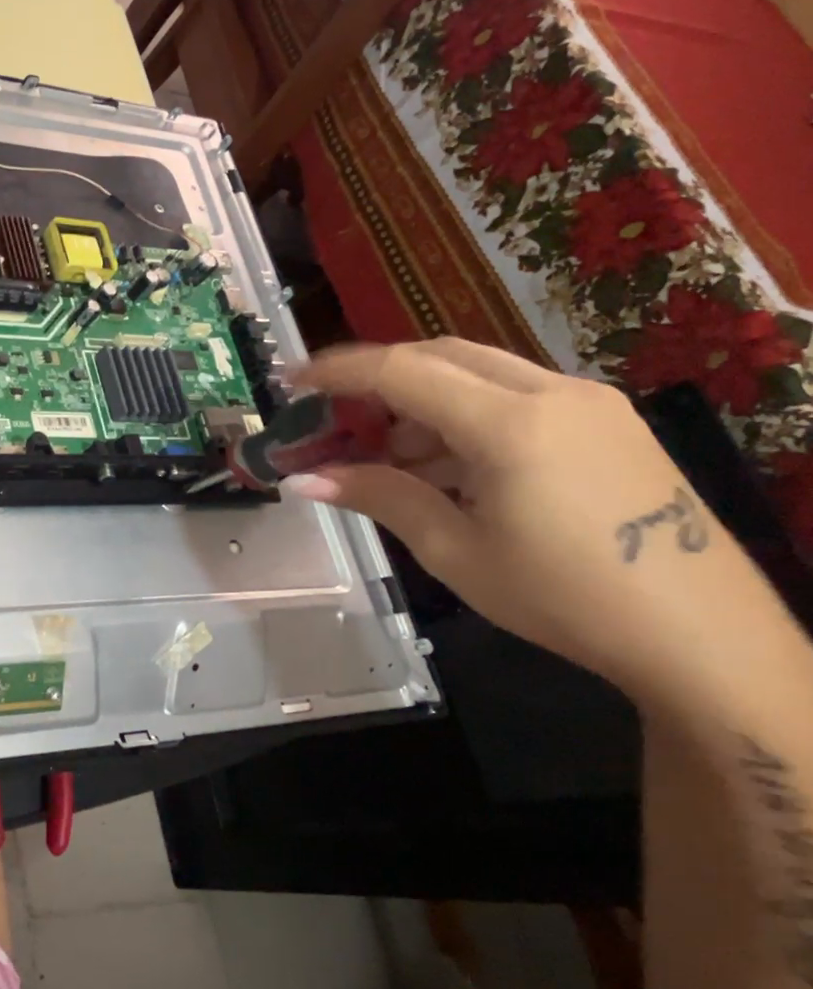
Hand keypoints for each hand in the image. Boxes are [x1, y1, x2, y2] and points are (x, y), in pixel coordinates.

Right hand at [290, 339, 769, 699]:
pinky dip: (463, 416)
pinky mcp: (608, 424)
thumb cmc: (560, 595)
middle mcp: (553, 393)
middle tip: (333, 419)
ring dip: (421, 401)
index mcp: (510, 423)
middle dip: (377, 379)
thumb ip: (379, 497)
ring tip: (385, 458)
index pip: (402, 371)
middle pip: (440, 356)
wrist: (698, 633)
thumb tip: (304, 479)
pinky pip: (516, 397)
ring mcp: (589, 404)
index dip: (337, 371)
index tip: (290, 381)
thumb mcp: (453, 550)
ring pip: (479, 373)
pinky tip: (444, 467)